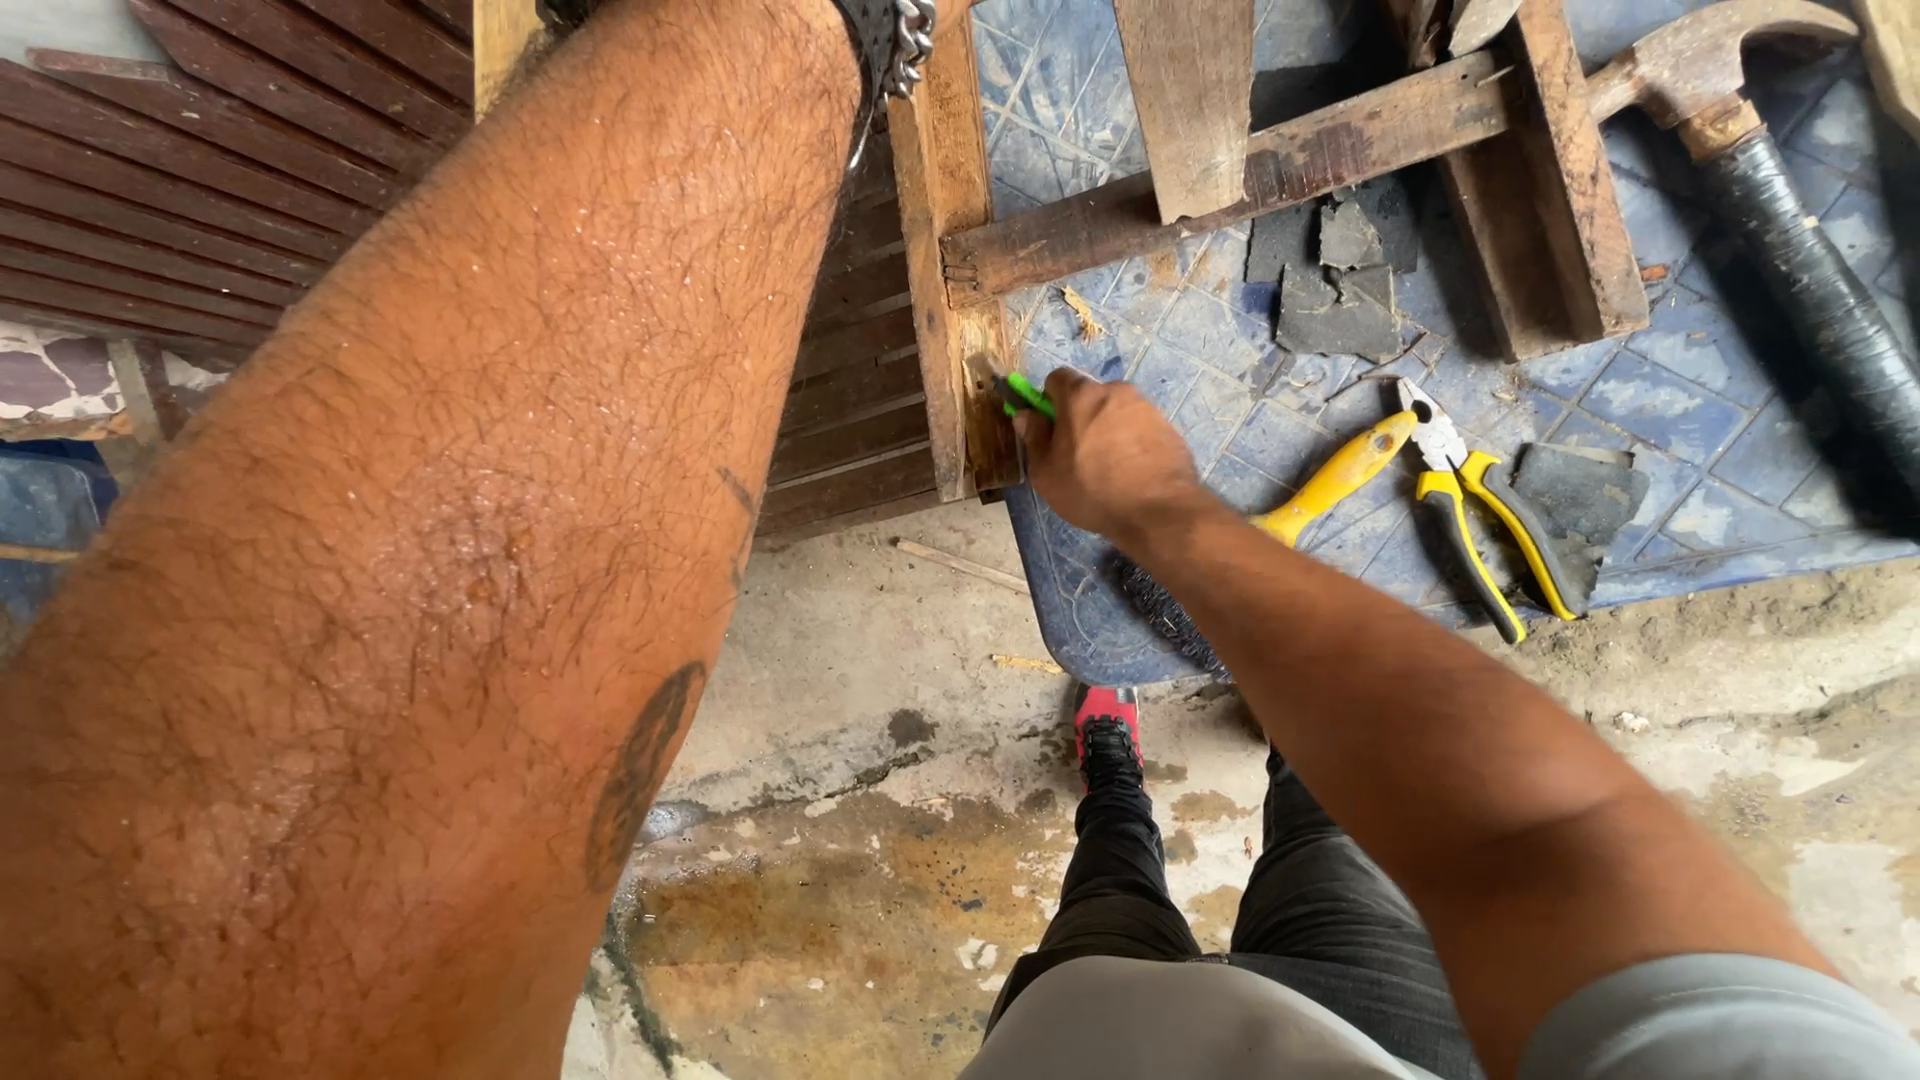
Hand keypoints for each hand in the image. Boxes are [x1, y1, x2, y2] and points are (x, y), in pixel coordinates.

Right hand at [1013, 368, 1216, 546]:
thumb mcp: (1046, 473)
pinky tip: (1132, 473)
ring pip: (1116, 412)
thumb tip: (1026, 415)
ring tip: (1109, 469)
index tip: (1050, 428)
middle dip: (1080, 417)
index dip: (1049, 400)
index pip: (1058, 378)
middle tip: (1078, 455)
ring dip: (1108, 430)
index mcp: (1081, 395)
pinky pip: (1139, 428)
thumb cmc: (1091, 491)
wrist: (1158, 511)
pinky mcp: (1168, 427)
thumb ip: (1034, 438)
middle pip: (1089, 396)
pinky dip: (1131, 443)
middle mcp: (1116, 391)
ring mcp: (1146, 407)